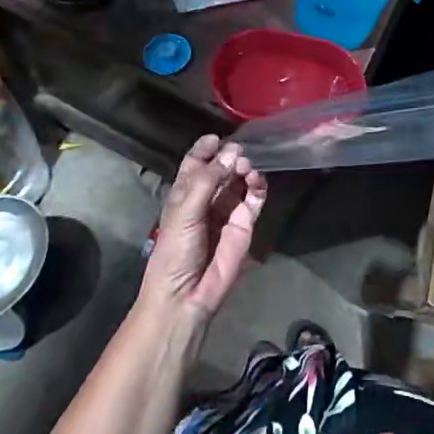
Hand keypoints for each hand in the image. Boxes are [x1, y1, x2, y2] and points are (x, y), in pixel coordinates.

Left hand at [140, 136, 266, 322]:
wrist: (186, 295)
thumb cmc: (175, 250)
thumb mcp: (185, 211)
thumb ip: (208, 181)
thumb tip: (232, 153)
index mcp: (185, 192)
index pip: (196, 163)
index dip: (206, 149)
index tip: (217, 137)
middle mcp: (207, 198)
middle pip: (222, 168)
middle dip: (230, 157)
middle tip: (239, 152)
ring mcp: (227, 211)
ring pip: (240, 181)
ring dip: (245, 169)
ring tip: (247, 167)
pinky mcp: (245, 225)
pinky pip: (254, 199)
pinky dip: (258, 187)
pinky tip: (257, 181)